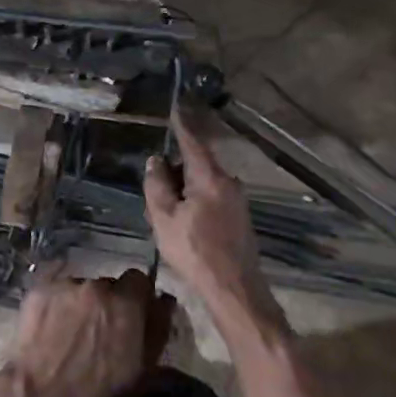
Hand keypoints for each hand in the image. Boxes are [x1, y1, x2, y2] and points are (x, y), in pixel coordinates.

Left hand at [0, 269, 173, 396]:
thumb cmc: (96, 393)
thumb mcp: (140, 369)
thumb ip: (157, 329)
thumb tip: (164, 301)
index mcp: (126, 303)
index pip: (139, 280)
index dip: (136, 297)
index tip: (131, 315)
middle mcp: (98, 285)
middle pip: (109, 285)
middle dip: (108, 302)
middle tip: (100, 329)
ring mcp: (66, 285)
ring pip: (81, 288)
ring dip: (82, 303)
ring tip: (71, 331)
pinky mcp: (40, 289)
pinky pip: (56, 291)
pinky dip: (58, 304)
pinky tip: (51, 327)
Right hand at [145, 109, 283, 334]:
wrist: (235, 290)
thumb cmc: (195, 252)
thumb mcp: (164, 218)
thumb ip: (157, 185)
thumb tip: (155, 161)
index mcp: (210, 177)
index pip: (192, 142)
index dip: (181, 124)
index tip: (175, 106)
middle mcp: (229, 182)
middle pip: (197, 163)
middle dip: (176, 168)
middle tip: (155, 184)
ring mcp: (238, 200)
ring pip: (204, 182)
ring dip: (185, 188)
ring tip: (166, 211)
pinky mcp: (240, 218)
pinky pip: (213, 197)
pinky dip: (196, 200)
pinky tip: (184, 222)